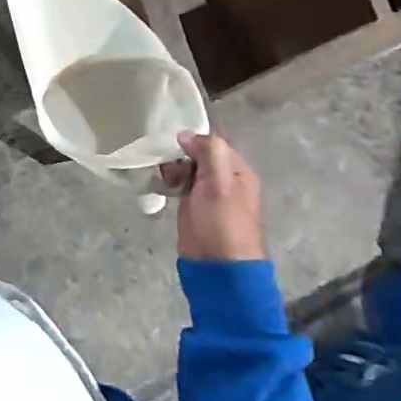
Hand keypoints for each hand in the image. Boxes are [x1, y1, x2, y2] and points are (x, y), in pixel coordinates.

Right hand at [159, 131, 266, 261]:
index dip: (194, 139)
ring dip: (173, 167)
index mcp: (237, 170)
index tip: (174, 142)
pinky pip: (179, 182)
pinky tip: (162, 184)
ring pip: (186, 167)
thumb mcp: (220, 183)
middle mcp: (224, 177)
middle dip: (180, 154)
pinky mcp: (191, 203)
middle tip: (169, 165)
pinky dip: (169, 180)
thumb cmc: (222, 222)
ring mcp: (207, 191)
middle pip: (198, 153)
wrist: (217, 265)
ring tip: (166, 179)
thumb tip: (186, 134)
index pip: (214, 142)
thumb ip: (208, 152)